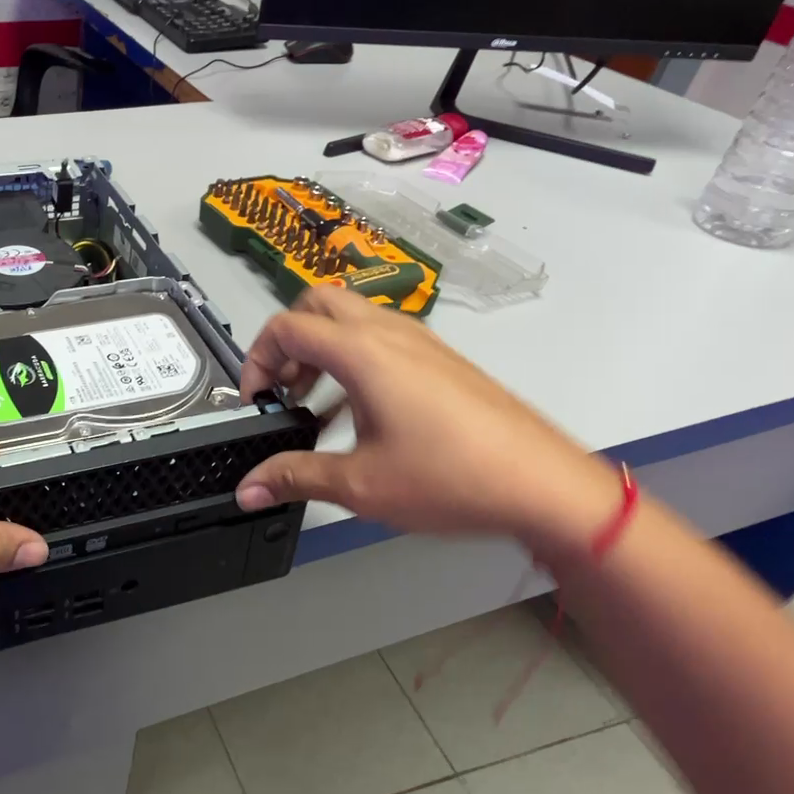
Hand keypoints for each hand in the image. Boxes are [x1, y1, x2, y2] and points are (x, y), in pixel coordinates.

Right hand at [236, 288, 623, 566]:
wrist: (545, 484)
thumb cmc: (452, 478)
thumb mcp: (360, 485)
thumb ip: (294, 478)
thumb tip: (247, 489)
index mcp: (362, 352)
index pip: (286, 327)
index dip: (257, 360)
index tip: (257, 401)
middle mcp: (390, 333)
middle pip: (317, 303)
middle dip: (287, 341)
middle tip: (284, 388)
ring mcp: (421, 342)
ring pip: (352, 317)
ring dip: (321, 349)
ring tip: (317, 404)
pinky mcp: (442, 359)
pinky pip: (382, 338)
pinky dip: (354, 358)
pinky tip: (360, 414)